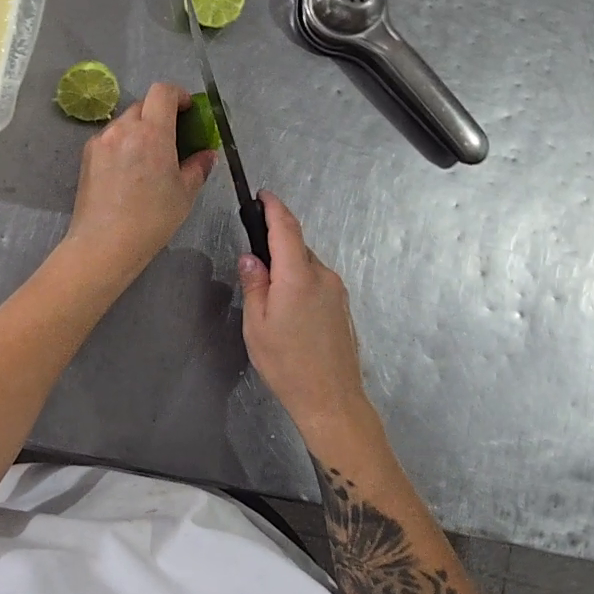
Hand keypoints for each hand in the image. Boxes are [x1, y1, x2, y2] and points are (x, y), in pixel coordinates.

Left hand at [63, 82, 216, 278]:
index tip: (188, 109)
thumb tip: (206, 155)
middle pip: (143, 105)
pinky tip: (127, 171)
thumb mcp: (184, 194)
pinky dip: (121, 144)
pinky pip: (109, 139)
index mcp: (152, 132)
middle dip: (159, 114)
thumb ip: (197, 167)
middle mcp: (123, 129)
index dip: (178, 95)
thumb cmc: (151, 220)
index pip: (163, 92)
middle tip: (171, 137)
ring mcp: (101, 141)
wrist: (104, 244)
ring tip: (148, 157)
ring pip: (124, 122)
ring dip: (139, 130)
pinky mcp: (86, 156)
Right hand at [238, 191, 372, 423]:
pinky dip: (299, 283)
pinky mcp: (342, 306)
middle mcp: (323, 276)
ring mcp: (337, 291)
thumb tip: (251, 258)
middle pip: (296, 247)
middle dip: (275, 245)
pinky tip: (287, 309)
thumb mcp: (256, 324)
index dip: (274, 207)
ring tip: (267, 297)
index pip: (287, 228)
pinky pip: (316, 282)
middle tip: (252, 263)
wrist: (331, 398)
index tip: (262, 195)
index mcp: (298, 276)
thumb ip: (254, 285)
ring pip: (307, 266)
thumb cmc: (286, 363)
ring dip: (287, 268)